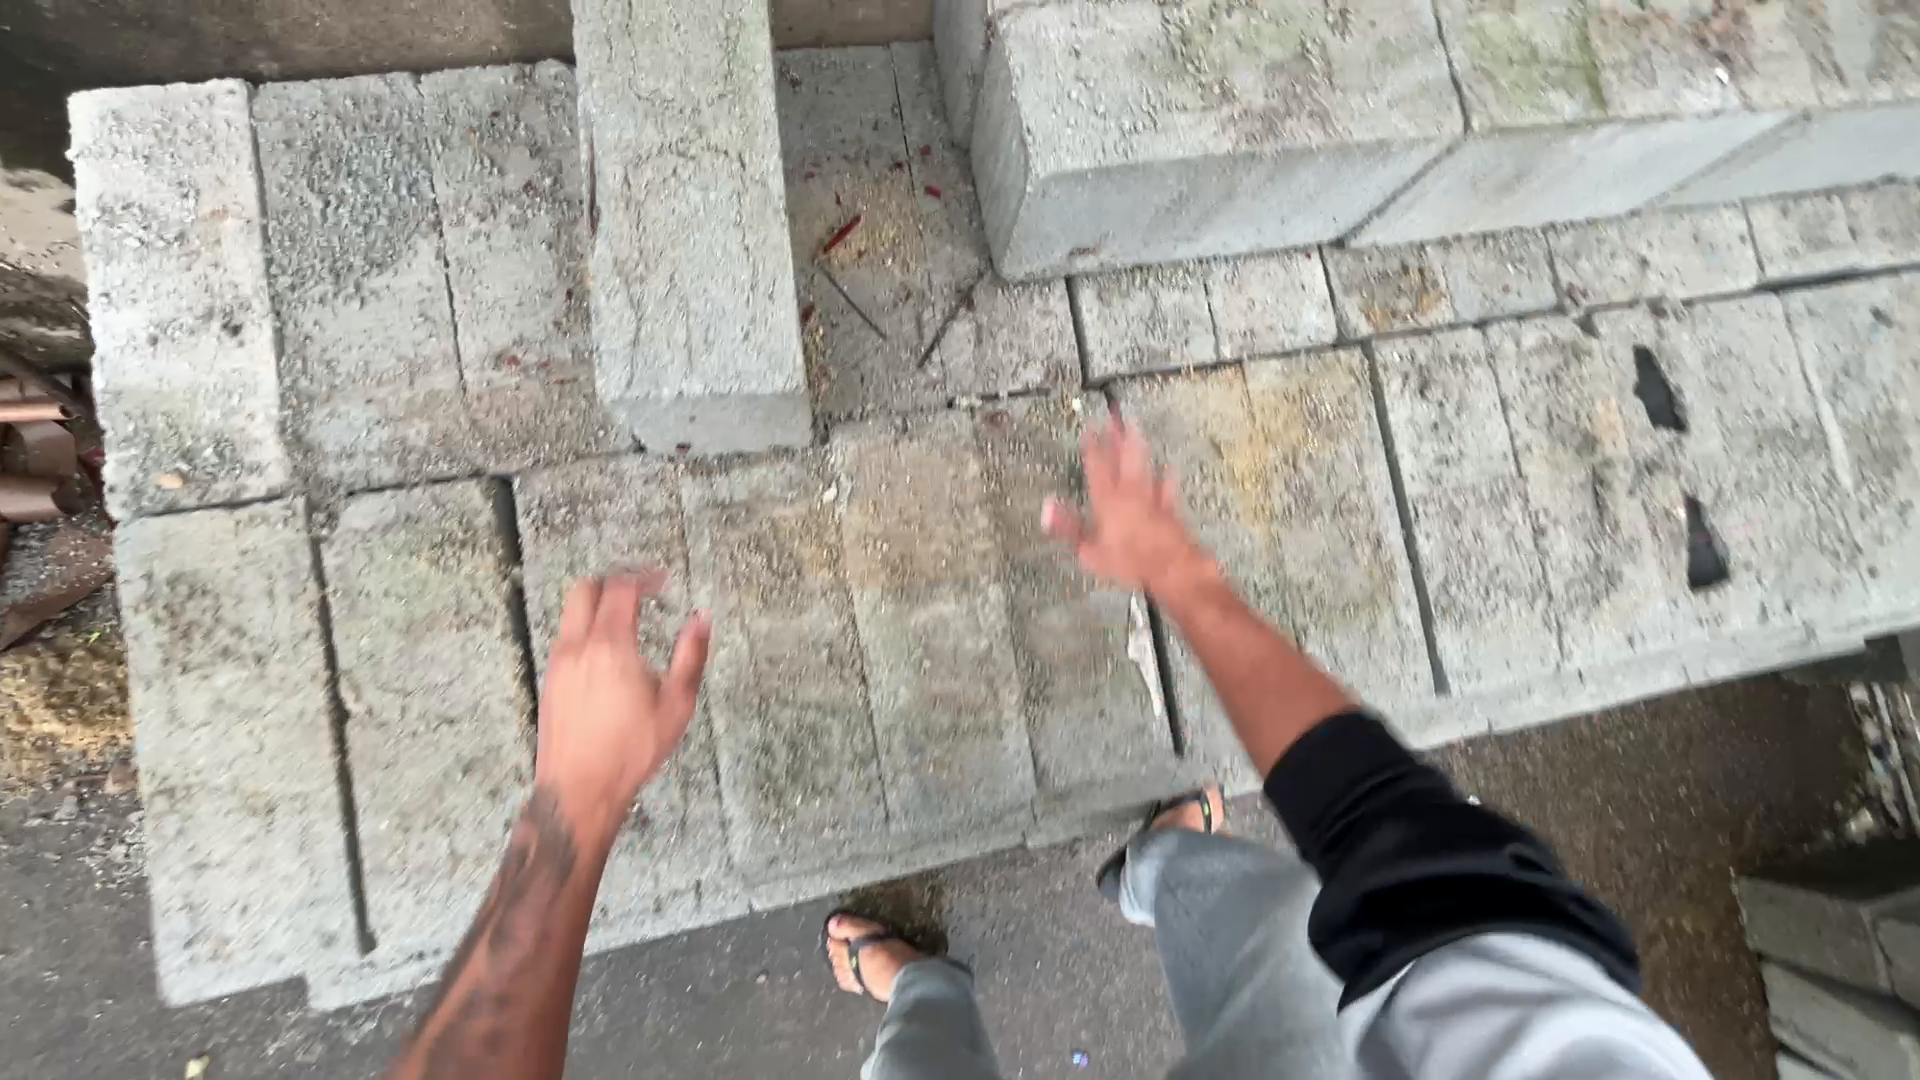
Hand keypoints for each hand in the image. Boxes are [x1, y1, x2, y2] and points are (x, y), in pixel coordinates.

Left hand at [535, 572, 711, 840]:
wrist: (580, 789)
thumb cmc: (633, 749)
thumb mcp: (677, 703)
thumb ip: (691, 654)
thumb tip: (701, 618)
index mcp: (611, 647)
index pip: (622, 590)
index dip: (644, 577)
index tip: (663, 580)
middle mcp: (578, 648)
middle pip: (586, 589)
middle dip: (615, 581)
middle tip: (642, 589)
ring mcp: (559, 664)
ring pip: (571, 612)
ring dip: (599, 604)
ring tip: (629, 618)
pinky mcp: (551, 681)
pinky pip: (567, 638)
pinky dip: (588, 629)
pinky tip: (610, 652)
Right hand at [1043, 408, 1217, 598]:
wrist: (1170, 566)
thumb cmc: (1128, 560)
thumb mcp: (1089, 550)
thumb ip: (1068, 527)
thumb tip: (1047, 508)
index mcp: (1107, 500)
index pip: (1098, 466)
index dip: (1093, 446)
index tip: (1090, 428)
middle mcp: (1129, 493)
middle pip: (1123, 456)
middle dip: (1118, 434)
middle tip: (1117, 414)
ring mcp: (1151, 498)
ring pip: (1143, 464)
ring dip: (1139, 445)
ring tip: (1136, 427)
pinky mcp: (1169, 508)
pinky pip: (1167, 487)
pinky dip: (1166, 475)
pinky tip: (1168, 466)